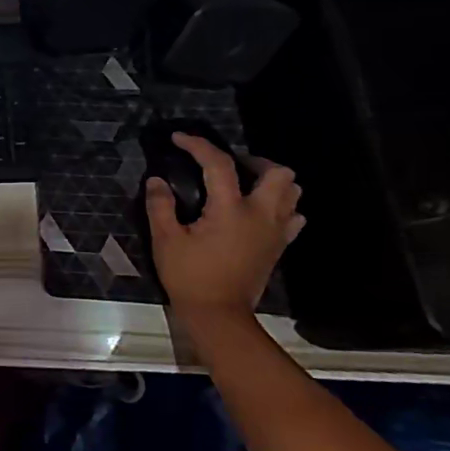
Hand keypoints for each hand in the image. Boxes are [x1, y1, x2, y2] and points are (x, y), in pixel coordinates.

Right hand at [145, 133, 304, 317]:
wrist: (219, 311)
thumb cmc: (188, 274)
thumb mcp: (165, 239)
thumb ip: (160, 206)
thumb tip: (157, 180)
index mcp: (230, 210)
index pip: (219, 165)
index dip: (199, 146)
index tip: (180, 139)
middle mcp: (262, 214)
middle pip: (277, 172)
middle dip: (253, 161)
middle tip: (227, 165)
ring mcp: (276, 229)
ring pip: (292, 191)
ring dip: (271, 180)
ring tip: (244, 183)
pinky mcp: (280, 244)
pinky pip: (293, 214)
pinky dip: (280, 205)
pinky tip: (258, 211)